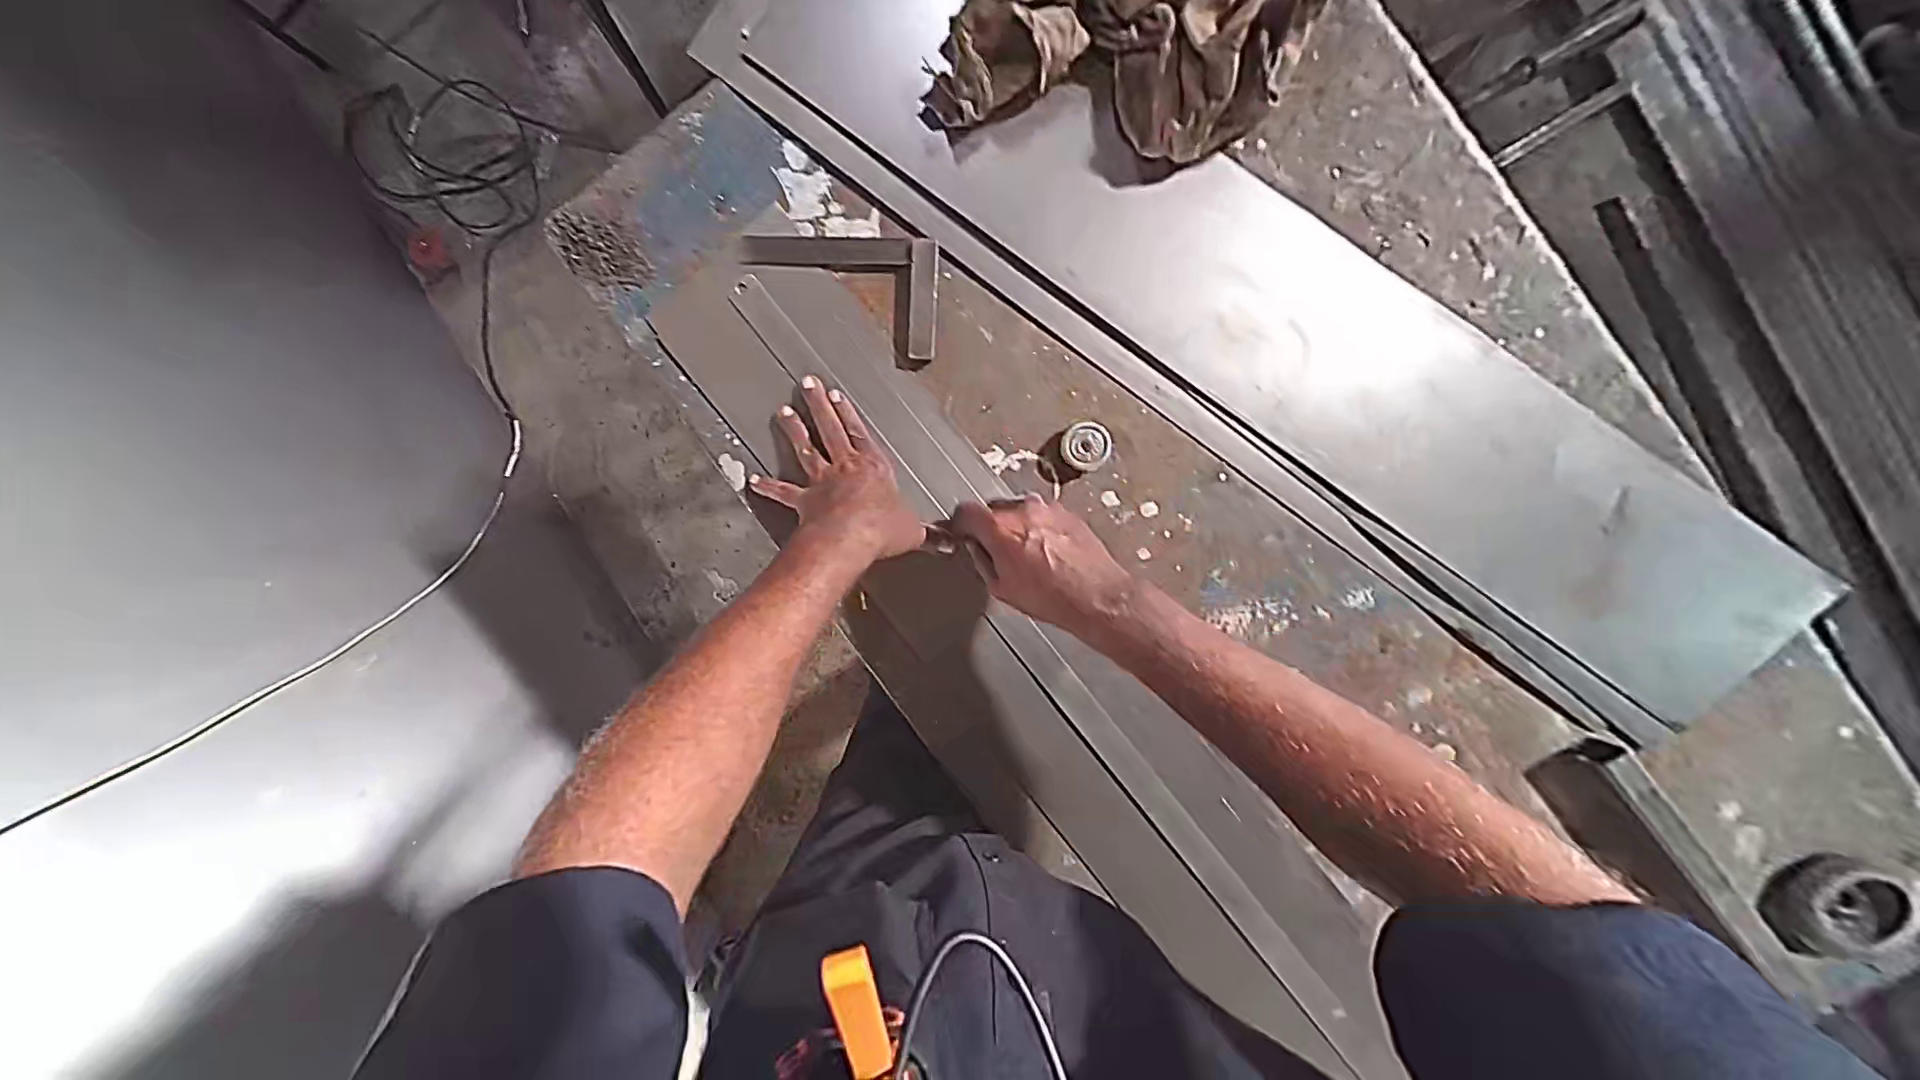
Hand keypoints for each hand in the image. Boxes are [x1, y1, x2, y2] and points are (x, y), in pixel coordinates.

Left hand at [748, 376, 925, 563]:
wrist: (851, 538)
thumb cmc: (880, 528)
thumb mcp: (913, 530)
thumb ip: (927, 533)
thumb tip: (947, 542)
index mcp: (873, 467)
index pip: (860, 433)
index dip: (848, 414)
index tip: (838, 397)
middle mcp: (845, 468)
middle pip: (830, 429)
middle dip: (819, 405)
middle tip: (808, 385)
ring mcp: (822, 483)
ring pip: (806, 450)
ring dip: (794, 431)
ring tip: (784, 413)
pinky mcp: (805, 502)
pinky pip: (784, 492)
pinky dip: (768, 486)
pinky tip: (755, 479)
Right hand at [949, 494, 1136, 633]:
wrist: (1096, 597)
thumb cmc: (1055, 597)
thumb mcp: (1002, 588)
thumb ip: (983, 562)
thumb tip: (978, 551)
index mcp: (1001, 528)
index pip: (966, 511)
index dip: (961, 524)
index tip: (963, 531)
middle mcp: (1024, 511)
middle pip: (995, 509)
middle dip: (993, 528)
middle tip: (999, 553)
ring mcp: (1048, 509)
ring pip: (1020, 512)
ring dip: (1019, 528)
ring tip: (1030, 557)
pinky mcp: (1067, 513)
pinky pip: (1043, 516)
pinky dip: (1041, 529)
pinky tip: (1048, 553)